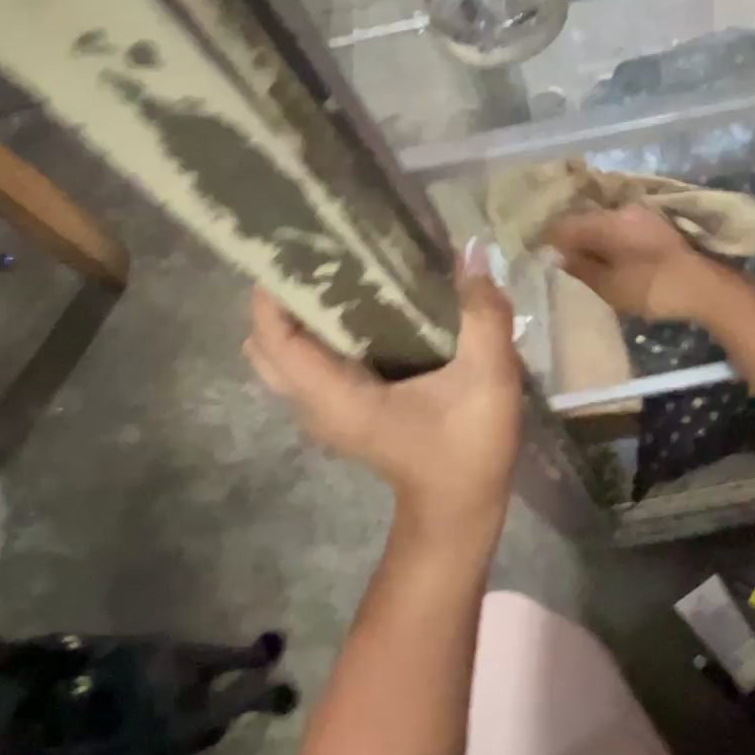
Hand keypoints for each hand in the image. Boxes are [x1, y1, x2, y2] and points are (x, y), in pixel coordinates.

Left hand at [244, 245, 522, 540]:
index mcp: (336, 397)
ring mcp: (324, 412)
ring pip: (283, 357)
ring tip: (340, 276)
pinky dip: (318, 334)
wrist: (461, 510)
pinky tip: (363, 309)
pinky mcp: (341, 413)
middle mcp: (315, 405)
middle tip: (322, 258)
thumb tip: (473, 252)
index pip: (274, 338)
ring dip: (299, 315)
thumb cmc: (469, 450)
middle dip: (283, 297)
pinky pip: (307, 365)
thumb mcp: (489, 380)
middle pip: (265, 345)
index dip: (273, 289)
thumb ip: (483, 316)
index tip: (298, 244)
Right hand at [545, 206, 729, 321]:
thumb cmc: (653, 288)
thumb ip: (581, 267)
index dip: (546, 237)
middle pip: (584, 217)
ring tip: (578, 257)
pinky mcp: (656, 225)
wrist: (705, 288)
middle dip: (567, 235)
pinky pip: (620, 226)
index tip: (534, 250)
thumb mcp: (610, 286)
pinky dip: (607, 238)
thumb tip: (558, 255)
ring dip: (589, 236)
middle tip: (553, 254)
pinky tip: (604, 254)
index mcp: (608, 221)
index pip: (564, 223)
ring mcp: (643, 214)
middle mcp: (623, 209)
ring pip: (603, 221)